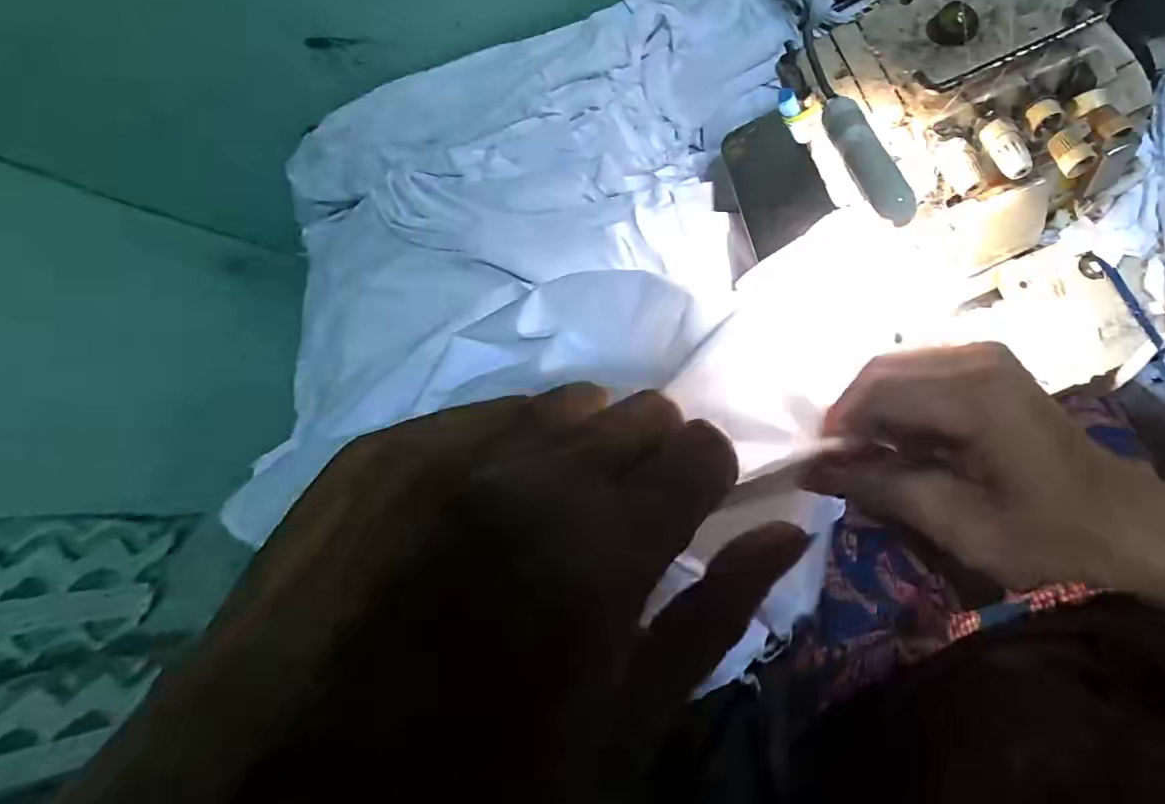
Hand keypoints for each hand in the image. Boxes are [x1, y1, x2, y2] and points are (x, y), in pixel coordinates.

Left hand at [67, 386, 808, 802]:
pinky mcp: (374, 451)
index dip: (707, 481)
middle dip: (651, 461)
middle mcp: (525, 475)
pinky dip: (510, 445)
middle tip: (623, 523)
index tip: (689, 518)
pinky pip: (489, 410)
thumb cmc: (470, 789)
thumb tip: (790, 528)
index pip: (702, 447)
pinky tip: (481, 505)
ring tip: (550, 510)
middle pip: (643, 410)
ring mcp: (440, 452)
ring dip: (584, 447)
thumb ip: (716, 614)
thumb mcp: (620, 733)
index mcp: (596, 549)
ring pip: (571, 400)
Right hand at [801, 344, 1164, 589]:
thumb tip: (818, 469)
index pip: (877, 390)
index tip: (817, 466)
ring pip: (901, 367)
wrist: (1126, 524)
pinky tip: (907, 443)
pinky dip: (903, 404)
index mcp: (972, 393)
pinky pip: (925, 373)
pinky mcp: (992, 364)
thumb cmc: (1049, 535)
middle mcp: (976, 357)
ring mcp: (986, 355)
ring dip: (876, 409)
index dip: (838, 426)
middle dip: (852, 414)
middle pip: (884, 369)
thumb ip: (884, 488)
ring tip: (870, 459)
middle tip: (837, 464)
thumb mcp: (960, 525)